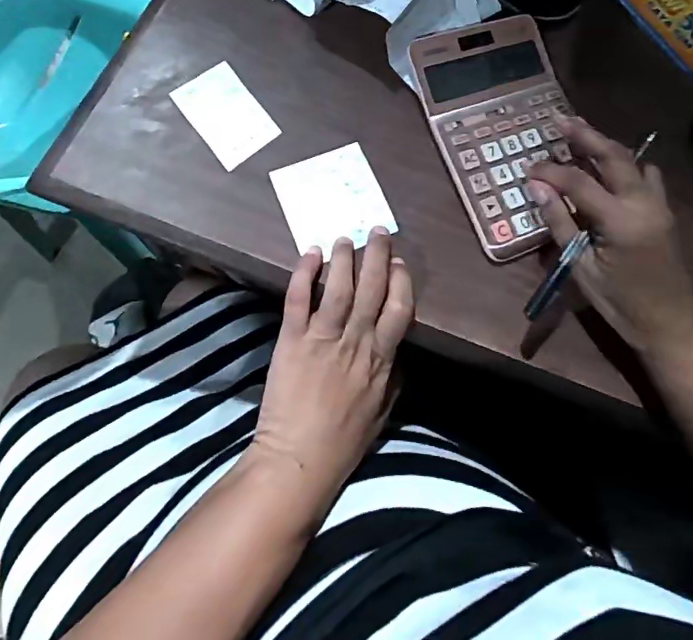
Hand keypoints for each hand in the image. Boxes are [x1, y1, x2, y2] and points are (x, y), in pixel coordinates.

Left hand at [248, 228, 414, 511]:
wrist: (298, 461)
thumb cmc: (342, 443)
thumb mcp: (381, 414)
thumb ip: (391, 380)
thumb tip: (397, 355)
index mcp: (381, 361)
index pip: (399, 309)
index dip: (400, 281)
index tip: (397, 262)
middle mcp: (356, 343)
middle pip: (372, 289)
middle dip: (376, 256)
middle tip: (376, 231)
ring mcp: (323, 338)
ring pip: (338, 287)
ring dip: (344, 258)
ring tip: (345, 237)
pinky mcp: (292, 339)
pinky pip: (299, 298)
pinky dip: (304, 272)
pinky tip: (311, 253)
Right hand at [526, 115, 692, 355]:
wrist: (670, 323)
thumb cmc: (619, 301)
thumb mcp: (581, 266)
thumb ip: (560, 222)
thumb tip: (536, 187)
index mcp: (621, 220)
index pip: (578, 182)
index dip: (550, 171)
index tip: (528, 168)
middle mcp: (643, 203)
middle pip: (612, 157)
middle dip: (584, 135)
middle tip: (560, 119)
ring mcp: (659, 204)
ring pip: (631, 161)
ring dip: (604, 144)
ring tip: (579, 132)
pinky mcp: (663, 210)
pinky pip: (646, 176)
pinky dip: (626, 163)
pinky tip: (610, 164)